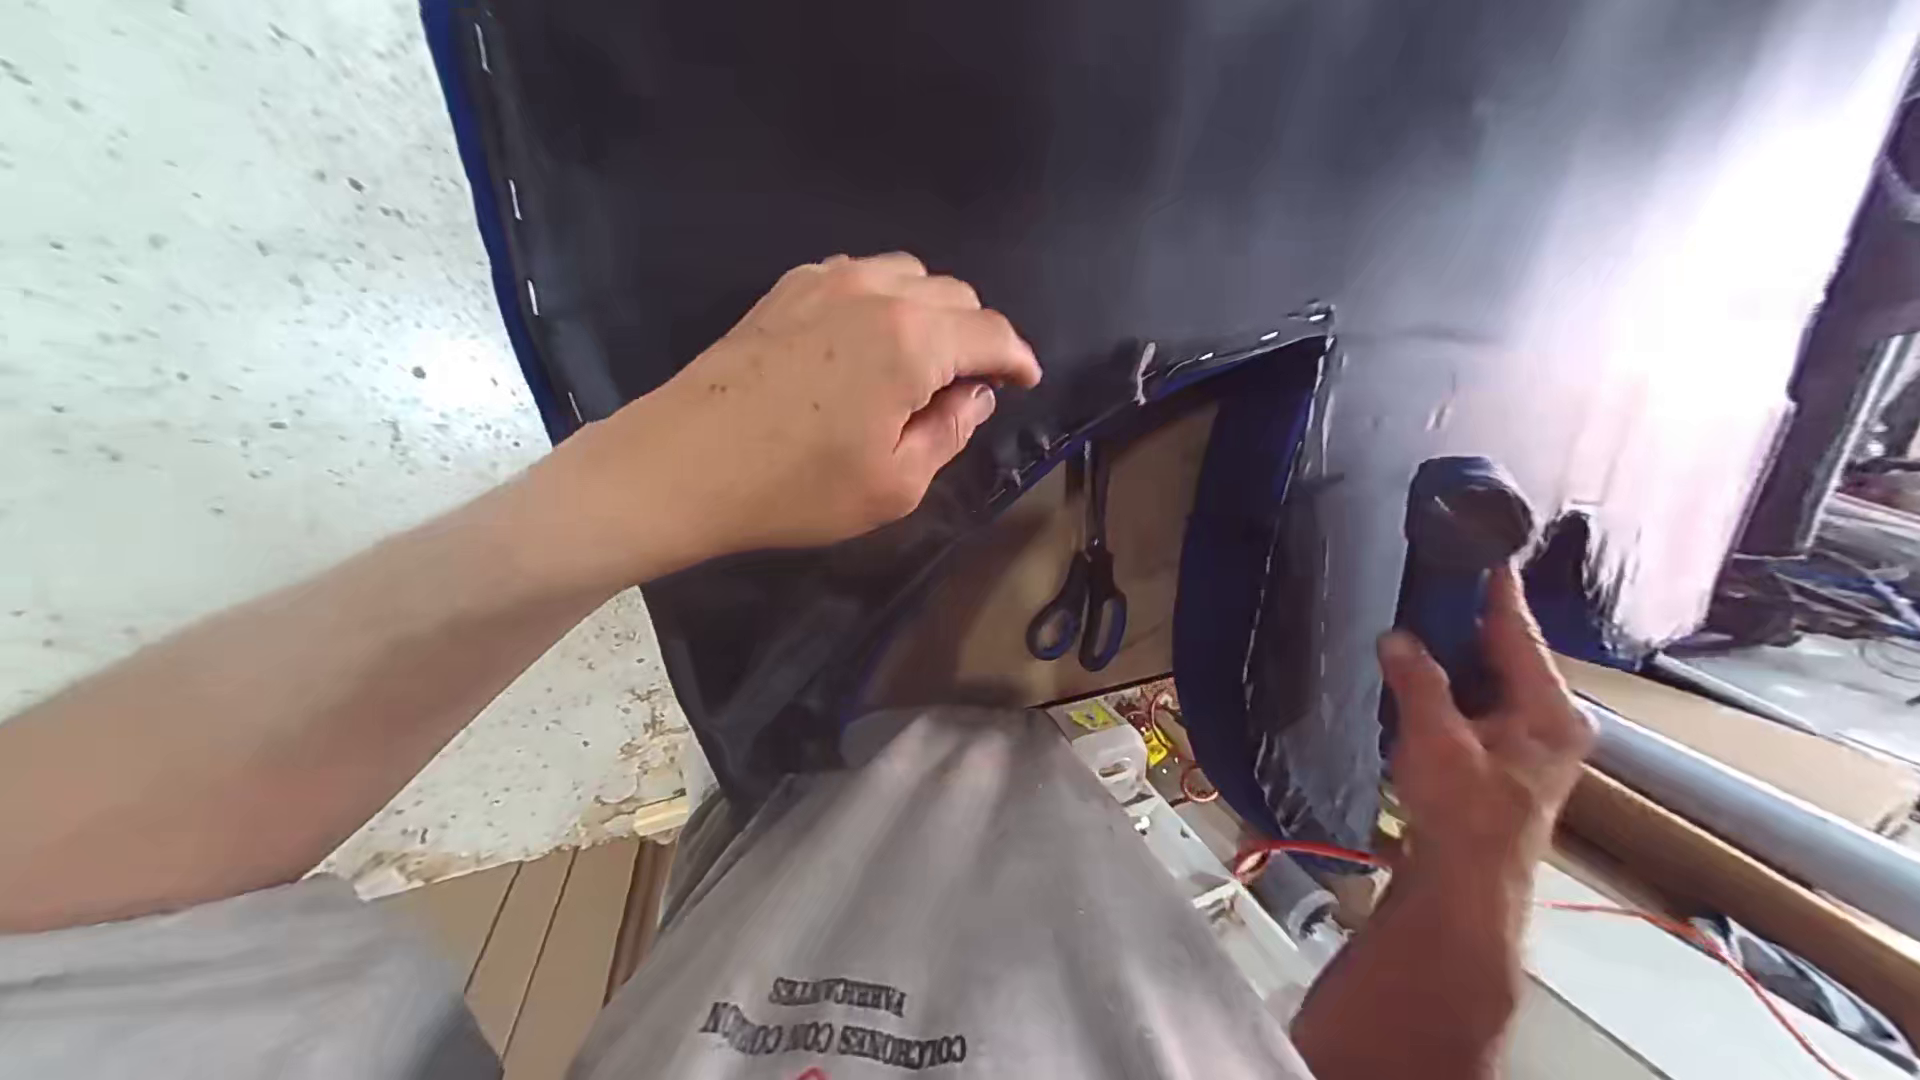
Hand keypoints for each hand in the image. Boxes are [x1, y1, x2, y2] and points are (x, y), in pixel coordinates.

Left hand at [541, 253, 1041, 580]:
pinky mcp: (787, 289)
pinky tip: (870, 342)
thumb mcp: (896, 483)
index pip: (991, 333)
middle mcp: (875, 292)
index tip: (1026, 381)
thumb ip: (950, 431)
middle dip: (977, 338)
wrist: (682, 466)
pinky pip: (861, 277)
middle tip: (968, 387)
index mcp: (912, 341)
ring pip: (910, 277)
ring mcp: (825, 281)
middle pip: (956, 296)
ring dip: (933, 315)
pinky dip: (886, 302)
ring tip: (922, 363)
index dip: (1018, 358)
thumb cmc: (796, 489)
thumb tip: (974, 396)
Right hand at [1377, 565, 1595, 886]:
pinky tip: (1414, 662)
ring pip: (1485, 674)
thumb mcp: (1437, 740)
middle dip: (1468, 617)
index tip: (1485, 551)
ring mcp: (1523, 735)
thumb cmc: (1464, 811)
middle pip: (1505, 651)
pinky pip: (1470, 695)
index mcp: (1550, 711)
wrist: (1466, 878)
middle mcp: (1547, 718)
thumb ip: (1418, 682)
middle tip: (1431, 577)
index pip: (1520, 635)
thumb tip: (1395, 636)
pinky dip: (1444, 676)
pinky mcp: (1495, 748)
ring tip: (1416, 610)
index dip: (1499, 593)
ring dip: (1451, 648)